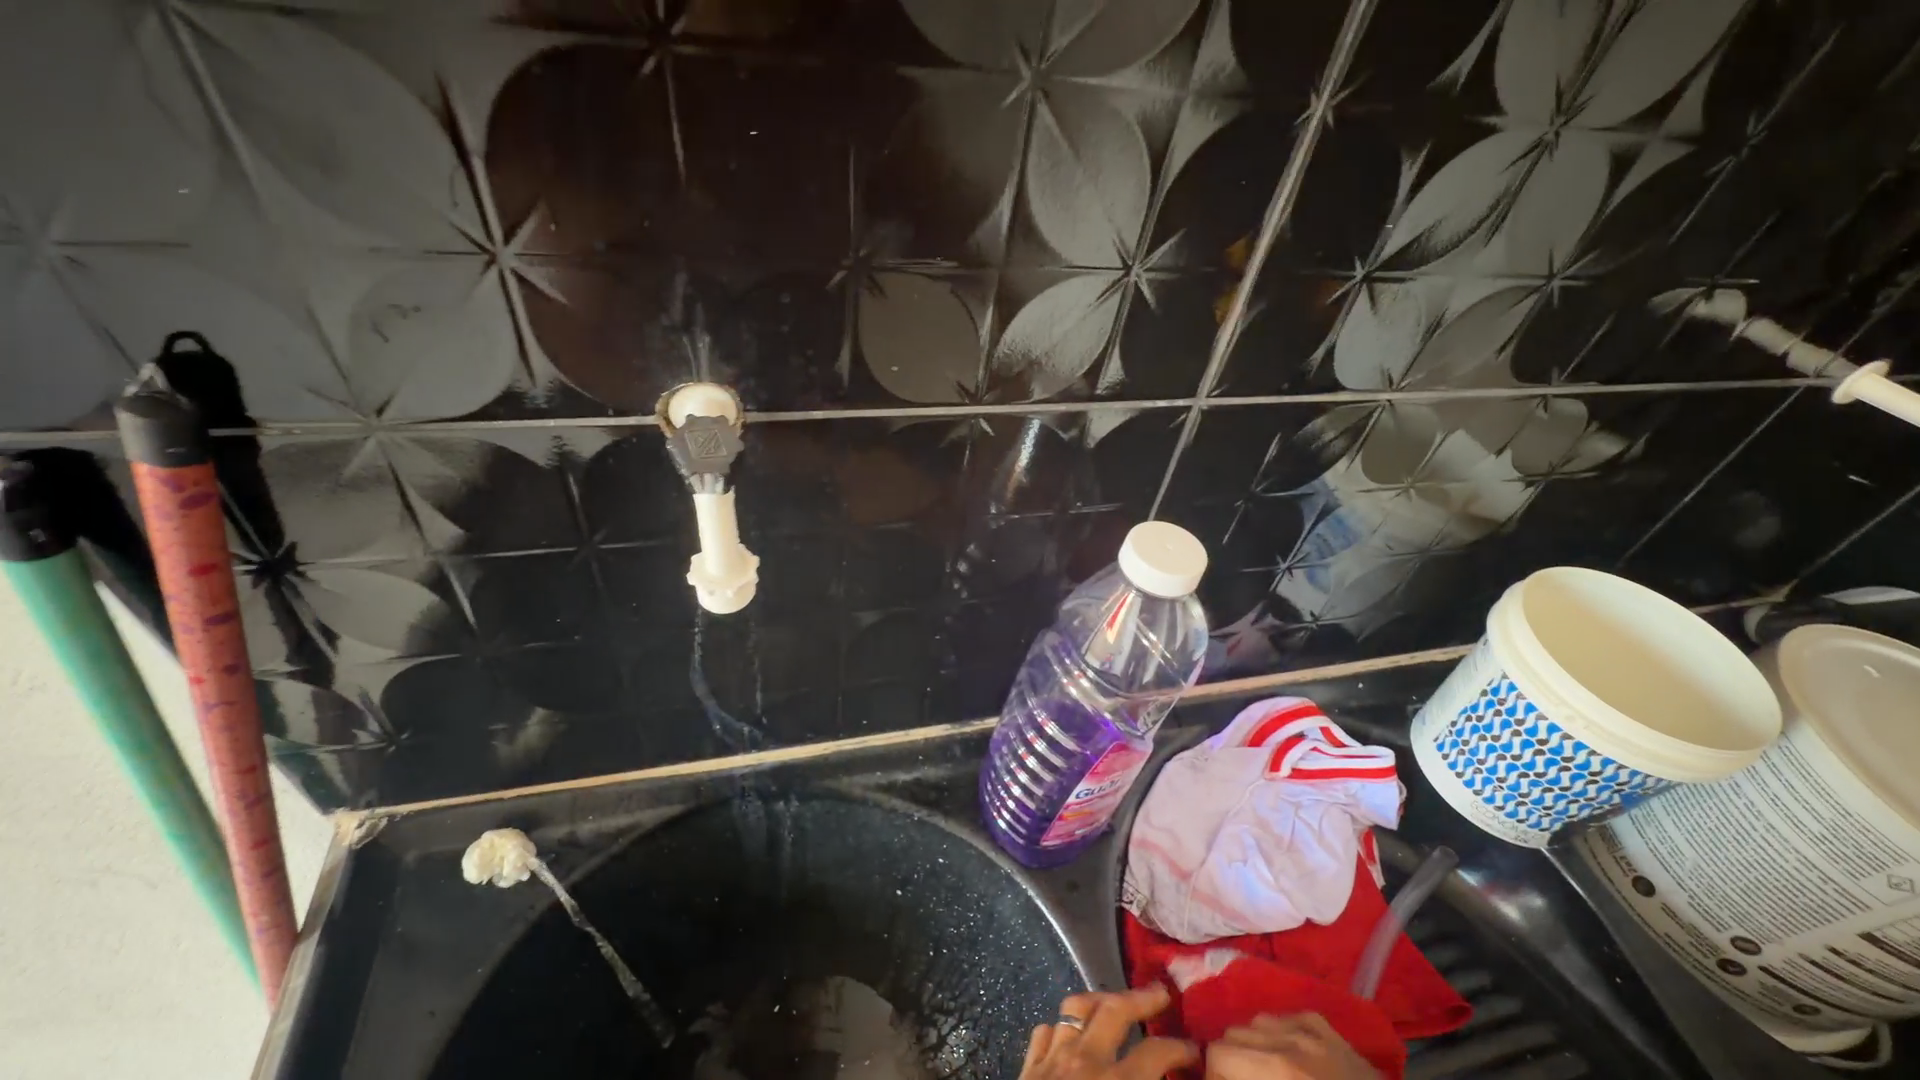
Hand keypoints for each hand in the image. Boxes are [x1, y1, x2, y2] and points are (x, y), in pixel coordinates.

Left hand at [1019, 985, 1198, 1078]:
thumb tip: (1163, 1078)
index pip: (1157, 1053)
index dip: (1181, 1049)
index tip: (1195, 1050)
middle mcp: (1084, 1060)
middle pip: (1115, 1011)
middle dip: (1142, 998)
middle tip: (1161, 993)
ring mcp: (1052, 1059)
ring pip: (1074, 1009)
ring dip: (1098, 1002)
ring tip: (1113, 1002)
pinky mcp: (1027, 1068)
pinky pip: (1044, 1032)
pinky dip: (1059, 1028)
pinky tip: (1069, 1034)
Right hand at [1204, 1014, 1379, 1079]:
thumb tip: (1219, 1076)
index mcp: (1277, 1069)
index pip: (1218, 1053)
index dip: (1212, 1074)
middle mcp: (1290, 1039)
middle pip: (1232, 1033)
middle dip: (1228, 1060)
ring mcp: (1312, 1030)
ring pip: (1256, 1021)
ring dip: (1251, 1044)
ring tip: (1260, 1071)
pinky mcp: (1329, 1029)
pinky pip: (1287, 1017)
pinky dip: (1278, 1034)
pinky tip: (1286, 1055)